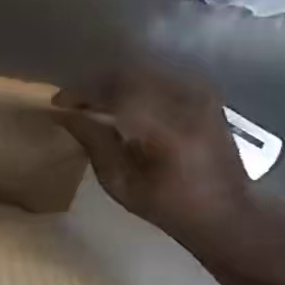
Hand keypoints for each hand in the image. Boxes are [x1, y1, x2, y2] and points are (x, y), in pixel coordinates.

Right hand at [55, 62, 261, 253]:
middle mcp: (185, 103)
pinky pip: (160, 78)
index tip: (58, 102)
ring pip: (143, 72)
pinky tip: (121, 103)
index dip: (81, 93)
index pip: (114, 92)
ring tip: (93, 102)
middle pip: (128, 75)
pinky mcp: (205, 95)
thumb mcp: (120, 182)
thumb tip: (64, 115)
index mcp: (165, 129)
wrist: (226, 212)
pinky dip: (134, 85)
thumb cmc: (168, 206)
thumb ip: (93, 142)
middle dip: (94, 85)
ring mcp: (199, 95)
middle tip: (72, 102)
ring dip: (113, 83)